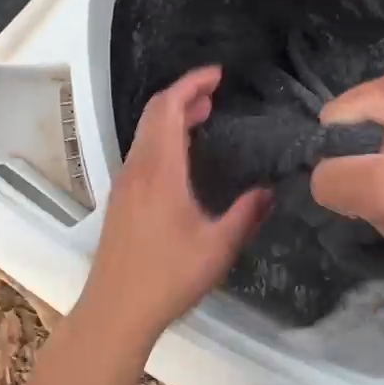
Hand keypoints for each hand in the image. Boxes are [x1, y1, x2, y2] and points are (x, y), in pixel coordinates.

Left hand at [79, 66, 270, 341]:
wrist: (114, 310)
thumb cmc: (167, 276)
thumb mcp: (217, 248)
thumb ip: (245, 215)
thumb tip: (269, 190)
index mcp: (160, 169)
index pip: (170, 107)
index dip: (192, 84)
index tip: (217, 74)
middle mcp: (138, 166)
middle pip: (155, 111)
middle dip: (184, 92)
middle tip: (216, 90)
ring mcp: (126, 180)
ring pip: (146, 129)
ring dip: (173, 113)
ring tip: (204, 113)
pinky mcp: (121, 196)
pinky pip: (142, 147)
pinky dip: (164, 133)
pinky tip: (183, 151)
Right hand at [310, 60, 383, 274]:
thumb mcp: (377, 193)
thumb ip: (329, 178)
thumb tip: (317, 177)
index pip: (338, 116)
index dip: (336, 156)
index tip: (357, 191)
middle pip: (358, 126)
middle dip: (358, 164)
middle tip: (379, 200)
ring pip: (377, 143)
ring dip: (377, 175)